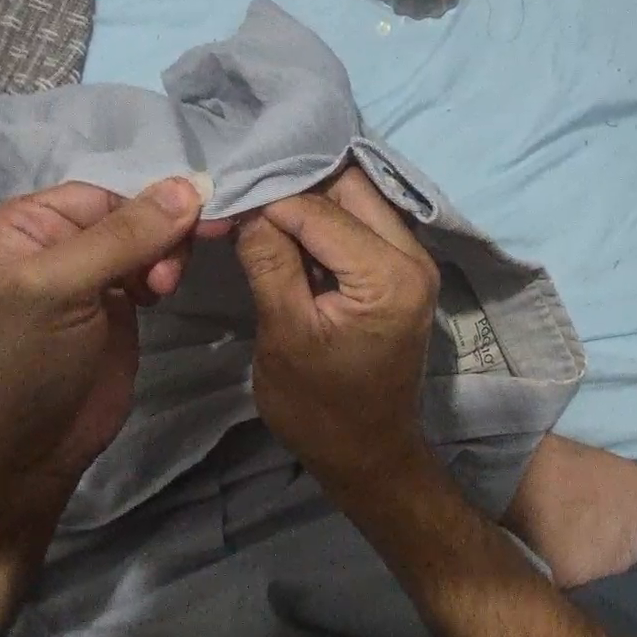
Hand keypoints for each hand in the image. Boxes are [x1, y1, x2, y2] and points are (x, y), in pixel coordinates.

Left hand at [0, 178, 222, 539]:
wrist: (15, 458)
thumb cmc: (19, 365)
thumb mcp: (60, 290)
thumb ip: (125, 236)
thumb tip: (192, 184)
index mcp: (28, 225)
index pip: (106, 192)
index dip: (152, 203)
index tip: (200, 219)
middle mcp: (59, 245)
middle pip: (133, 215)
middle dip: (161, 235)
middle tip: (166, 277)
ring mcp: (90, 281)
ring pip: (148, 244)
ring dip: (166, 258)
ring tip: (161, 293)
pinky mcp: (117, 314)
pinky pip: (151, 276)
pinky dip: (166, 277)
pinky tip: (161, 297)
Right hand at [235, 167, 440, 492]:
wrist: (368, 452)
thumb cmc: (320, 407)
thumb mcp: (284, 333)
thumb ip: (268, 260)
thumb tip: (247, 202)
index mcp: (389, 275)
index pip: (318, 209)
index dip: (266, 199)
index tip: (222, 202)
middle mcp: (414, 256)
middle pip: (349, 186)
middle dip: (293, 184)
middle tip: (242, 192)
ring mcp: (414, 260)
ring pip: (358, 198)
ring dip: (310, 197)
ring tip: (258, 205)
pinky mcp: (403, 270)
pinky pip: (363, 222)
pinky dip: (326, 218)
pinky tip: (287, 226)